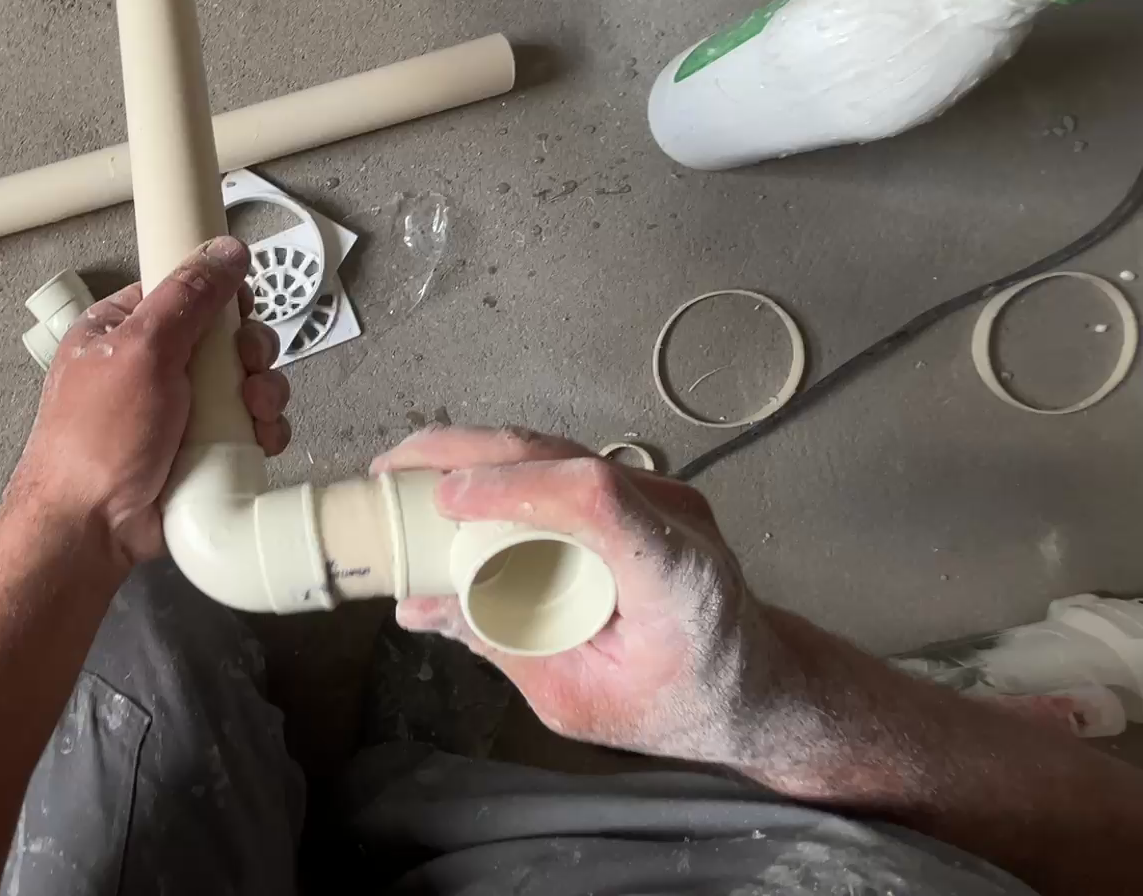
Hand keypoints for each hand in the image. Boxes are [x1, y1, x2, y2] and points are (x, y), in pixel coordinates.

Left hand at [9, 236, 291, 565]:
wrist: (92, 528)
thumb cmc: (101, 434)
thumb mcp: (142, 351)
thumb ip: (188, 297)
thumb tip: (229, 250)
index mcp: (124, 330)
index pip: (183, 293)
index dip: (219, 297)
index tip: (239, 309)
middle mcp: (154, 366)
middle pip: (224, 336)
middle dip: (248, 350)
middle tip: (247, 366)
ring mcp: (182, 409)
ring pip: (245, 381)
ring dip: (262, 390)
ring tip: (253, 410)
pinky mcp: (205, 448)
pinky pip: (249, 425)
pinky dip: (262, 427)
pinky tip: (260, 437)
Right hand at [373, 426, 793, 766]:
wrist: (763, 683)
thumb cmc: (681, 704)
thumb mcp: (580, 700)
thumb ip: (499, 647)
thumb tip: (414, 606)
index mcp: (672, 572)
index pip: (593, 498)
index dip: (510, 488)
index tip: (443, 502)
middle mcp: (667, 512)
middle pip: (556, 454)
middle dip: (462, 450)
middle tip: (388, 469)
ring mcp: (653, 489)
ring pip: (548, 445)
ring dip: (468, 447)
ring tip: (403, 467)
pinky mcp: (632, 485)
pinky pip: (551, 458)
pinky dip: (491, 461)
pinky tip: (450, 475)